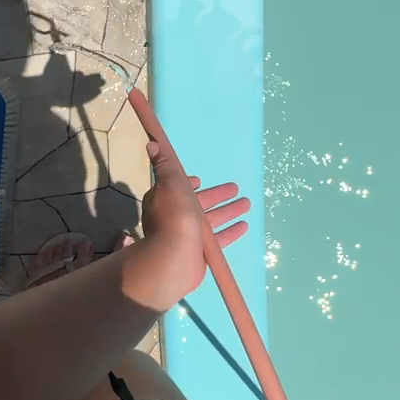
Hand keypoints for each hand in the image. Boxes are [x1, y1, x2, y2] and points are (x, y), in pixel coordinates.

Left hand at [126, 141, 248, 310]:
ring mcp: (186, 236)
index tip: (199, 180)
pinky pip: (218, 240)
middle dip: (217, 196)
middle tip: (236, 189)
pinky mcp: (199, 252)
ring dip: (228, 211)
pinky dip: (230, 232)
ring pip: (211, 220)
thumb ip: (165, 164)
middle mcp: (174, 218)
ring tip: (247, 204)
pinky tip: (244, 226)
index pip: (175, 189)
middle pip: (198, 204)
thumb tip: (152, 143)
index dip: (187, 184)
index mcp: (165, 201)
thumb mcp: (170, 182)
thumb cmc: (175, 215)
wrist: (176, 256)